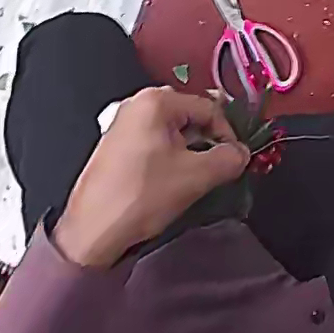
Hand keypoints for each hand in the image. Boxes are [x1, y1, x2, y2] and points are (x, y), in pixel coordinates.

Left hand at [52, 87, 249, 267]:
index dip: (228, 135)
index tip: (235, 161)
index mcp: (156, 101)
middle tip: (216, 167)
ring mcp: (123, 122)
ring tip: (194, 177)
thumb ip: (229, 159)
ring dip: (190, 150)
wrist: (91, 232)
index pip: (209, 108)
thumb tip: (242, 153)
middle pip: (190, 116)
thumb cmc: (143, 195)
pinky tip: (170, 180)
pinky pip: (154, 140)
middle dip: (208, 140)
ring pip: (173, 130)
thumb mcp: (196, 176)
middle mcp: (137, 103)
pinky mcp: (115, 144)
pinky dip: (170, 155)